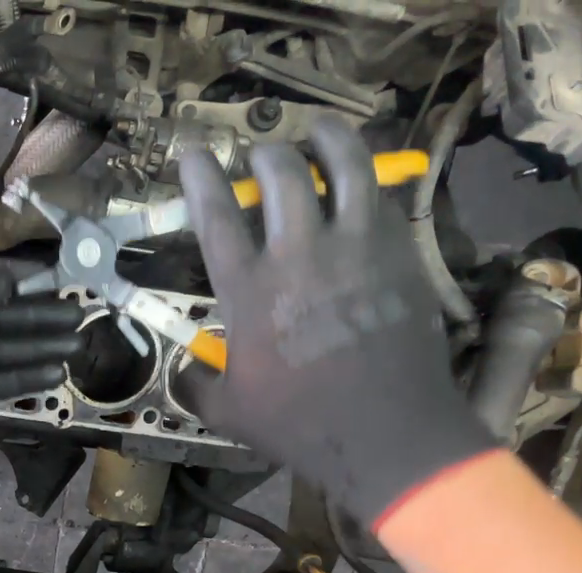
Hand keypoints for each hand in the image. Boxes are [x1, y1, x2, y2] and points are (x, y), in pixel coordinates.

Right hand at [175, 118, 494, 526]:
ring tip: (318, 133)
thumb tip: (181, 374)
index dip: (200, 176)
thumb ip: (195, 385)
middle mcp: (299, 252)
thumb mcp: (226, 411)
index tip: (192, 152)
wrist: (384, 431)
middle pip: (280, 173)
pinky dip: (366, 178)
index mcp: (248, 289)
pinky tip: (359, 182)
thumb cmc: (296, 422)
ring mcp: (356, 246)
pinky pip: (382, 194)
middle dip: (264, 154)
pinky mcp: (400, 251)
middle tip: (260, 156)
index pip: (216, 215)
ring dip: (326, 139)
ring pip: (345, 163)